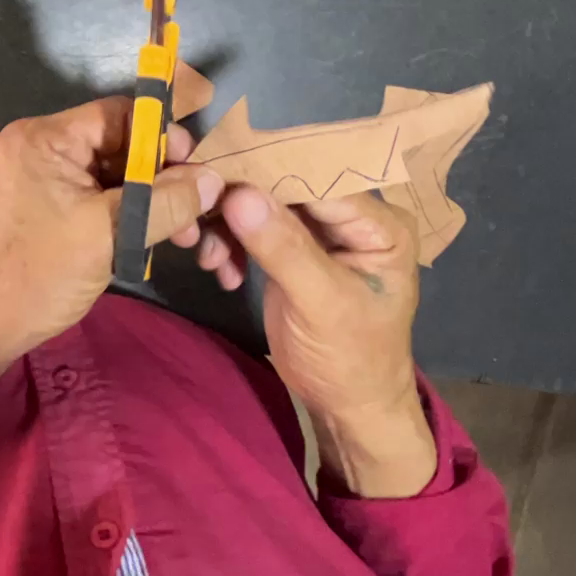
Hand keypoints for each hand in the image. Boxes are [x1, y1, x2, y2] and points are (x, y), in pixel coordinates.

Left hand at [0, 98, 220, 462]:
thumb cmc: (36, 275)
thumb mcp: (109, 234)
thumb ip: (163, 202)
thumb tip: (212, 179)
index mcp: (44, 139)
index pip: (119, 114)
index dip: (163, 138)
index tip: (196, 170)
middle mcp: (37, 148)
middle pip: (117, 145)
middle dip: (161, 177)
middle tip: (195, 209)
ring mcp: (37, 180)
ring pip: (110, 176)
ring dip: (148, 201)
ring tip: (183, 234)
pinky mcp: (42, 209)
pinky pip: (93, 198)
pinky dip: (125, 215)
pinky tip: (152, 239)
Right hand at [189, 188, 437, 495]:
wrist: (347, 406)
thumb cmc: (352, 359)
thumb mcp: (321, 304)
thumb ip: (284, 249)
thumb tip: (239, 194)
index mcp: (377, 221)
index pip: (318, 177)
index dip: (267, 170)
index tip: (215, 171)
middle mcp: (349, 216)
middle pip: (285, 186)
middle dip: (239, 201)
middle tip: (198, 216)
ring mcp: (318, 232)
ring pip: (261, 206)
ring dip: (227, 227)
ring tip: (209, 257)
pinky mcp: (291, 249)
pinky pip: (252, 229)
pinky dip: (230, 244)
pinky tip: (221, 270)